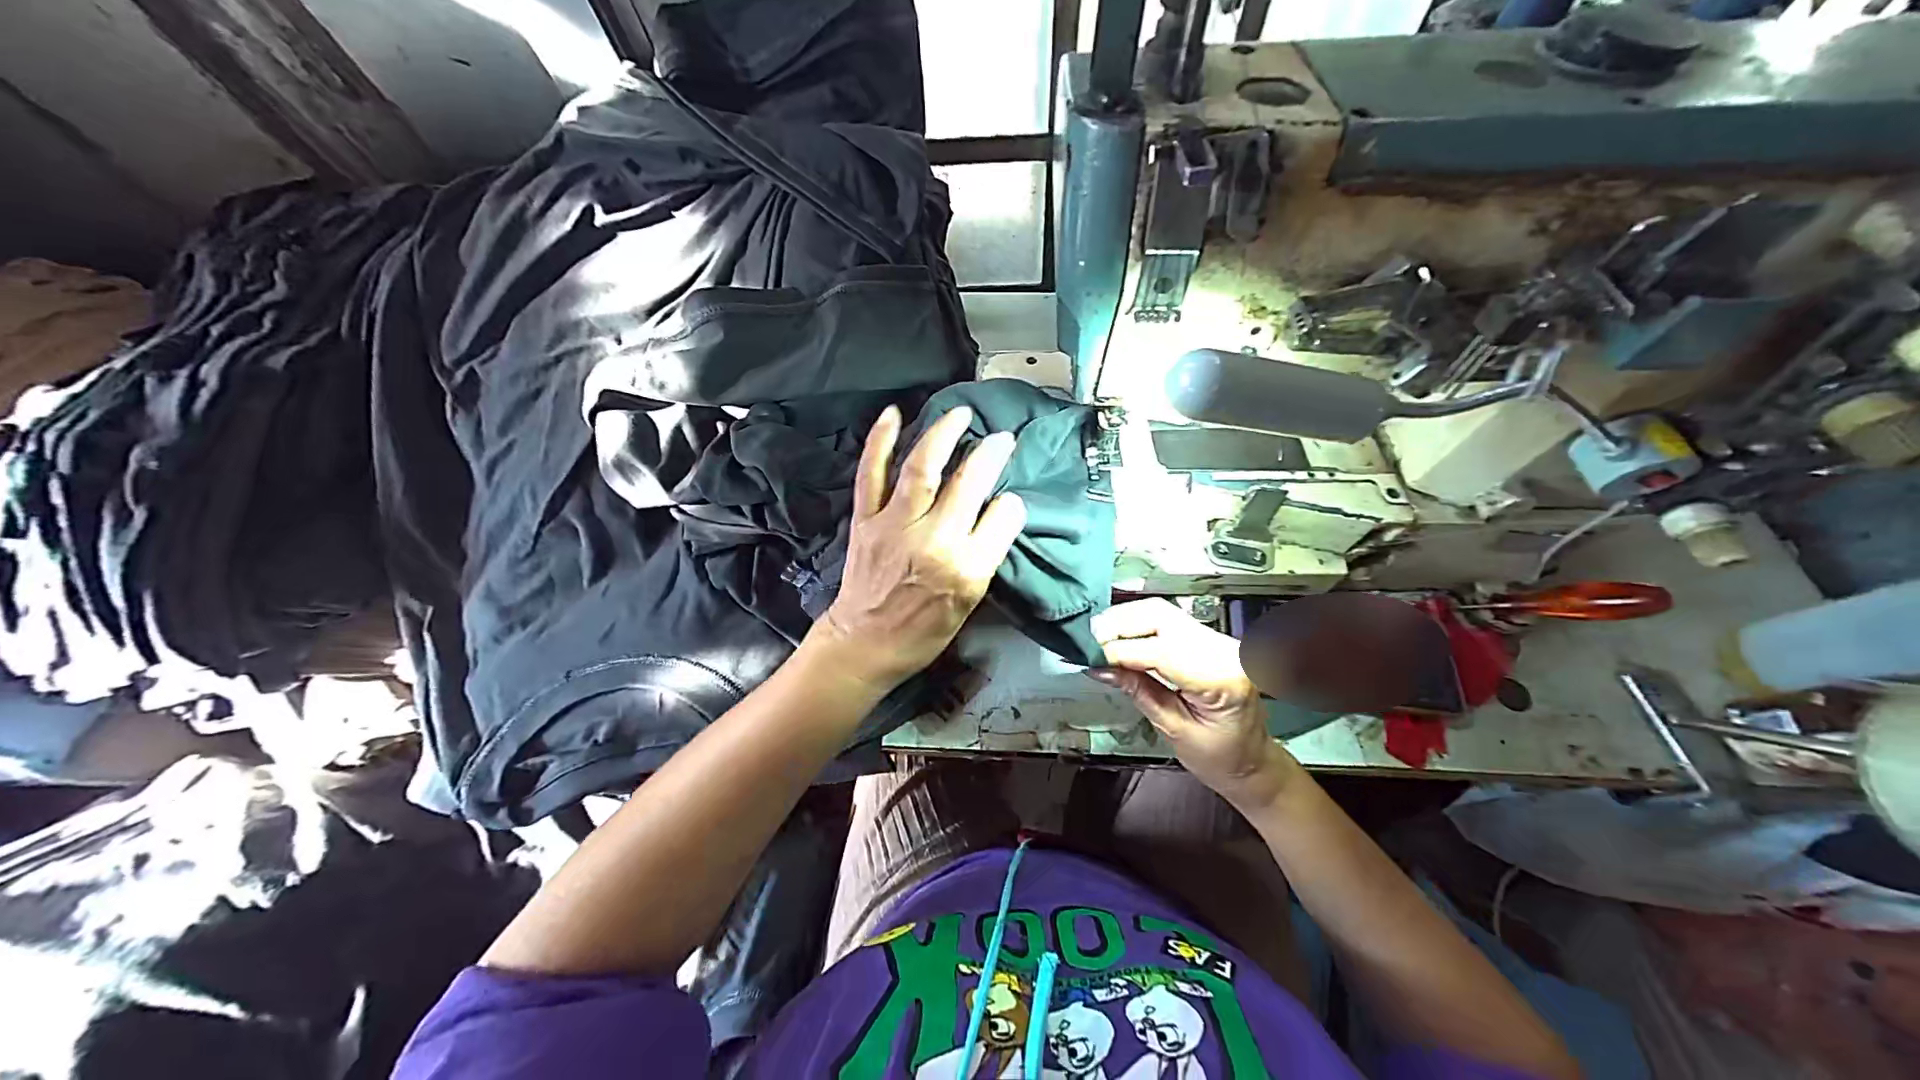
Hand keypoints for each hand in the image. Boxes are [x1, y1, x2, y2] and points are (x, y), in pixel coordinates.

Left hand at [807, 404, 1026, 697]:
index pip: (1002, 517)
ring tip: (960, 414)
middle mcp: (933, 542)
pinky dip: (879, 441)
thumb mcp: (970, 603)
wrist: (866, 644)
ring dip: (943, 434)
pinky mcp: (866, 520)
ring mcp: (895, 526)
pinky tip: (892, 415)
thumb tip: (998, 513)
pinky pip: (872, 473)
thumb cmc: (922, 632)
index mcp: (965, 569)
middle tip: (1001, 438)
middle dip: (990, 454)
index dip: (1010, 503)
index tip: (1009, 498)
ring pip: (922, 468)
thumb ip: (985, 555)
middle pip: (968, 483)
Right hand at [1088, 599, 1304, 811]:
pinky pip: (1166, 621)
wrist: (1251, 760)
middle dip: (1119, 625)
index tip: (1091, 657)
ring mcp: (1217, 639)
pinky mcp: (1207, 638)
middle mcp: (1224, 649)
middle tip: (1088, 642)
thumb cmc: (1222, 756)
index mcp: (1223, 677)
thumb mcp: (1174, 729)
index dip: (1121, 651)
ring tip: (1098, 641)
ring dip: (1125, 622)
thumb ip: (1139, 691)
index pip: (1161, 650)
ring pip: (1160, 612)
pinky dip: (1137, 626)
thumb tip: (1102, 667)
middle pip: (1160, 616)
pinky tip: (1118, 639)